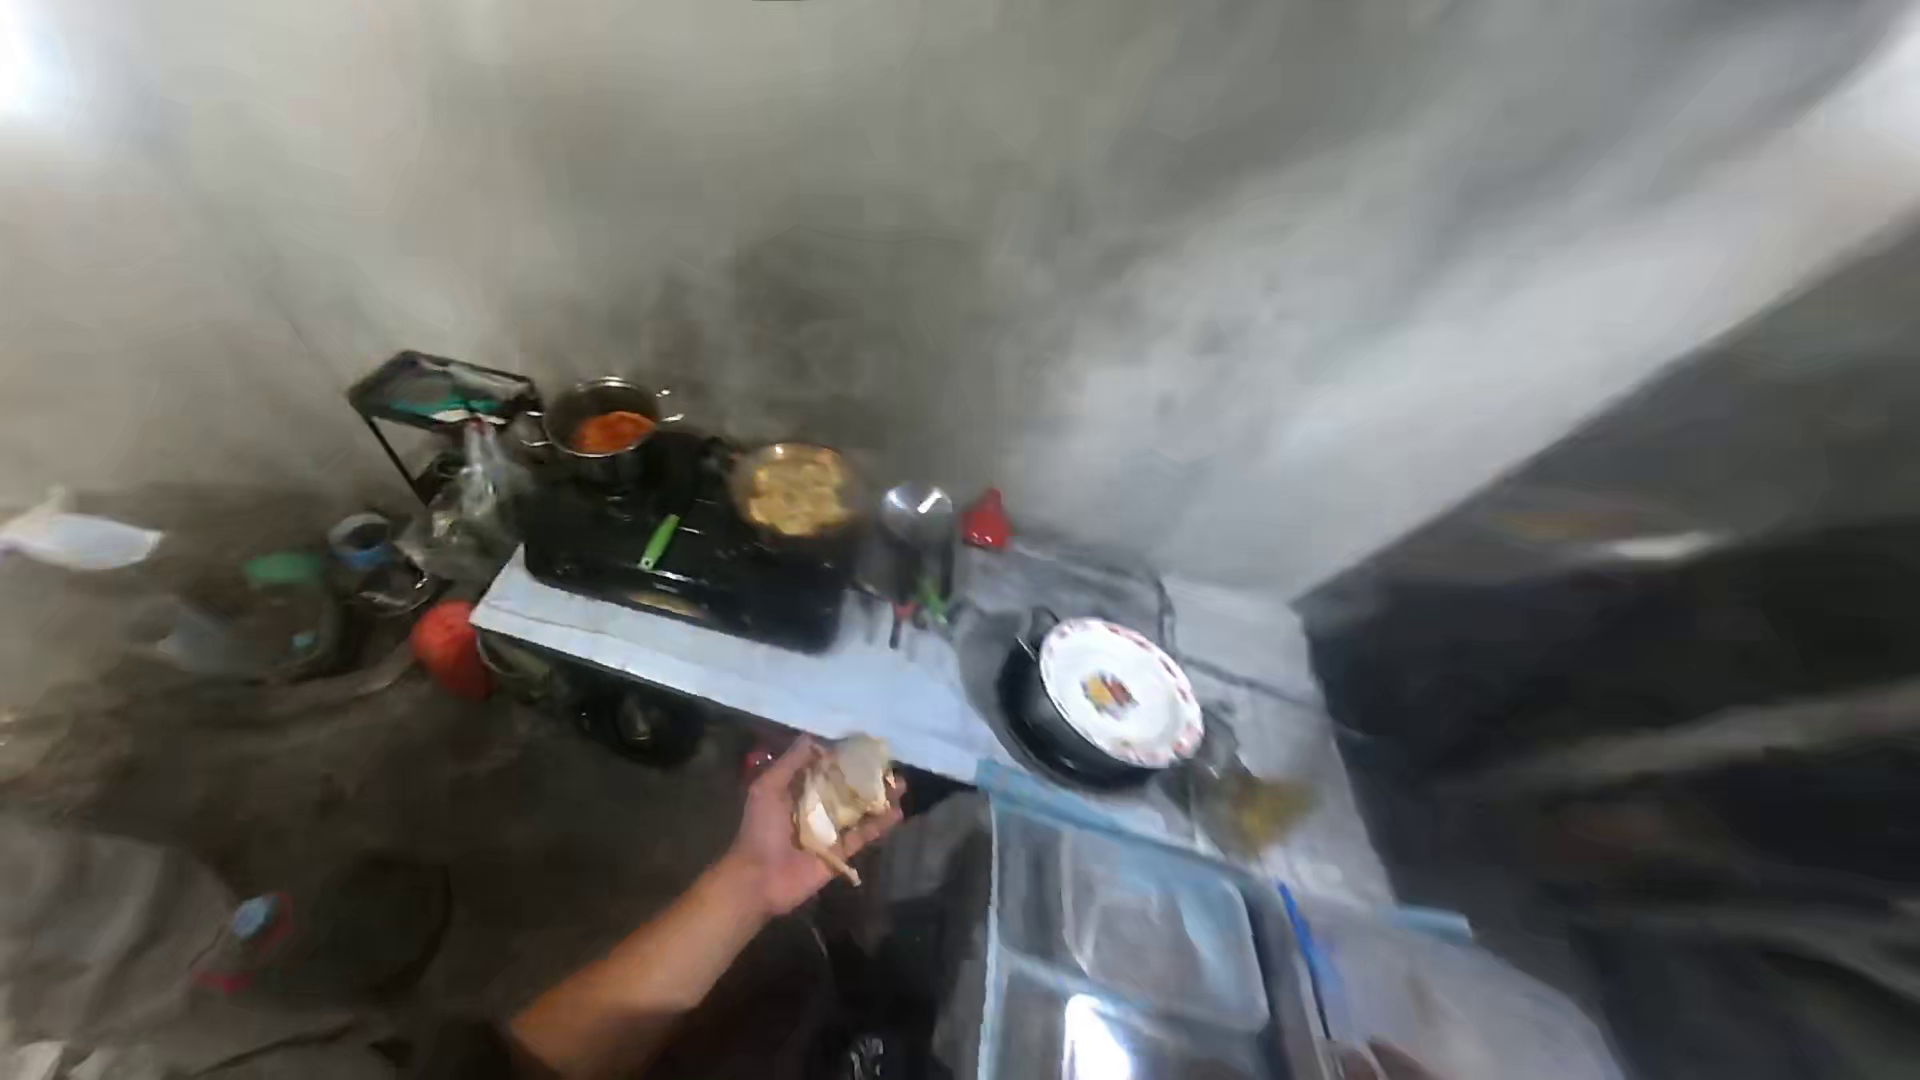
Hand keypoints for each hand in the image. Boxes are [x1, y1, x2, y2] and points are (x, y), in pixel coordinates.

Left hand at [720, 736, 905, 916]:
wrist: (757, 878)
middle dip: (870, 776)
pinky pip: (864, 835)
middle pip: (849, 787)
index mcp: (801, 789)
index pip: (828, 767)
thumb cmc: (760, 828)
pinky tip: (898, 812)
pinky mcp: (841, 851)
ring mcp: (832, 829)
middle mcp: (819, 806)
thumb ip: (791, 761)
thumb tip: (815, 736)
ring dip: (881, 798)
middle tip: (892, 765)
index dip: (847, 756)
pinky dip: (881, 824)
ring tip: (902, 785)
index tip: (867, 744)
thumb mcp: (768, 786)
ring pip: (861, 809)